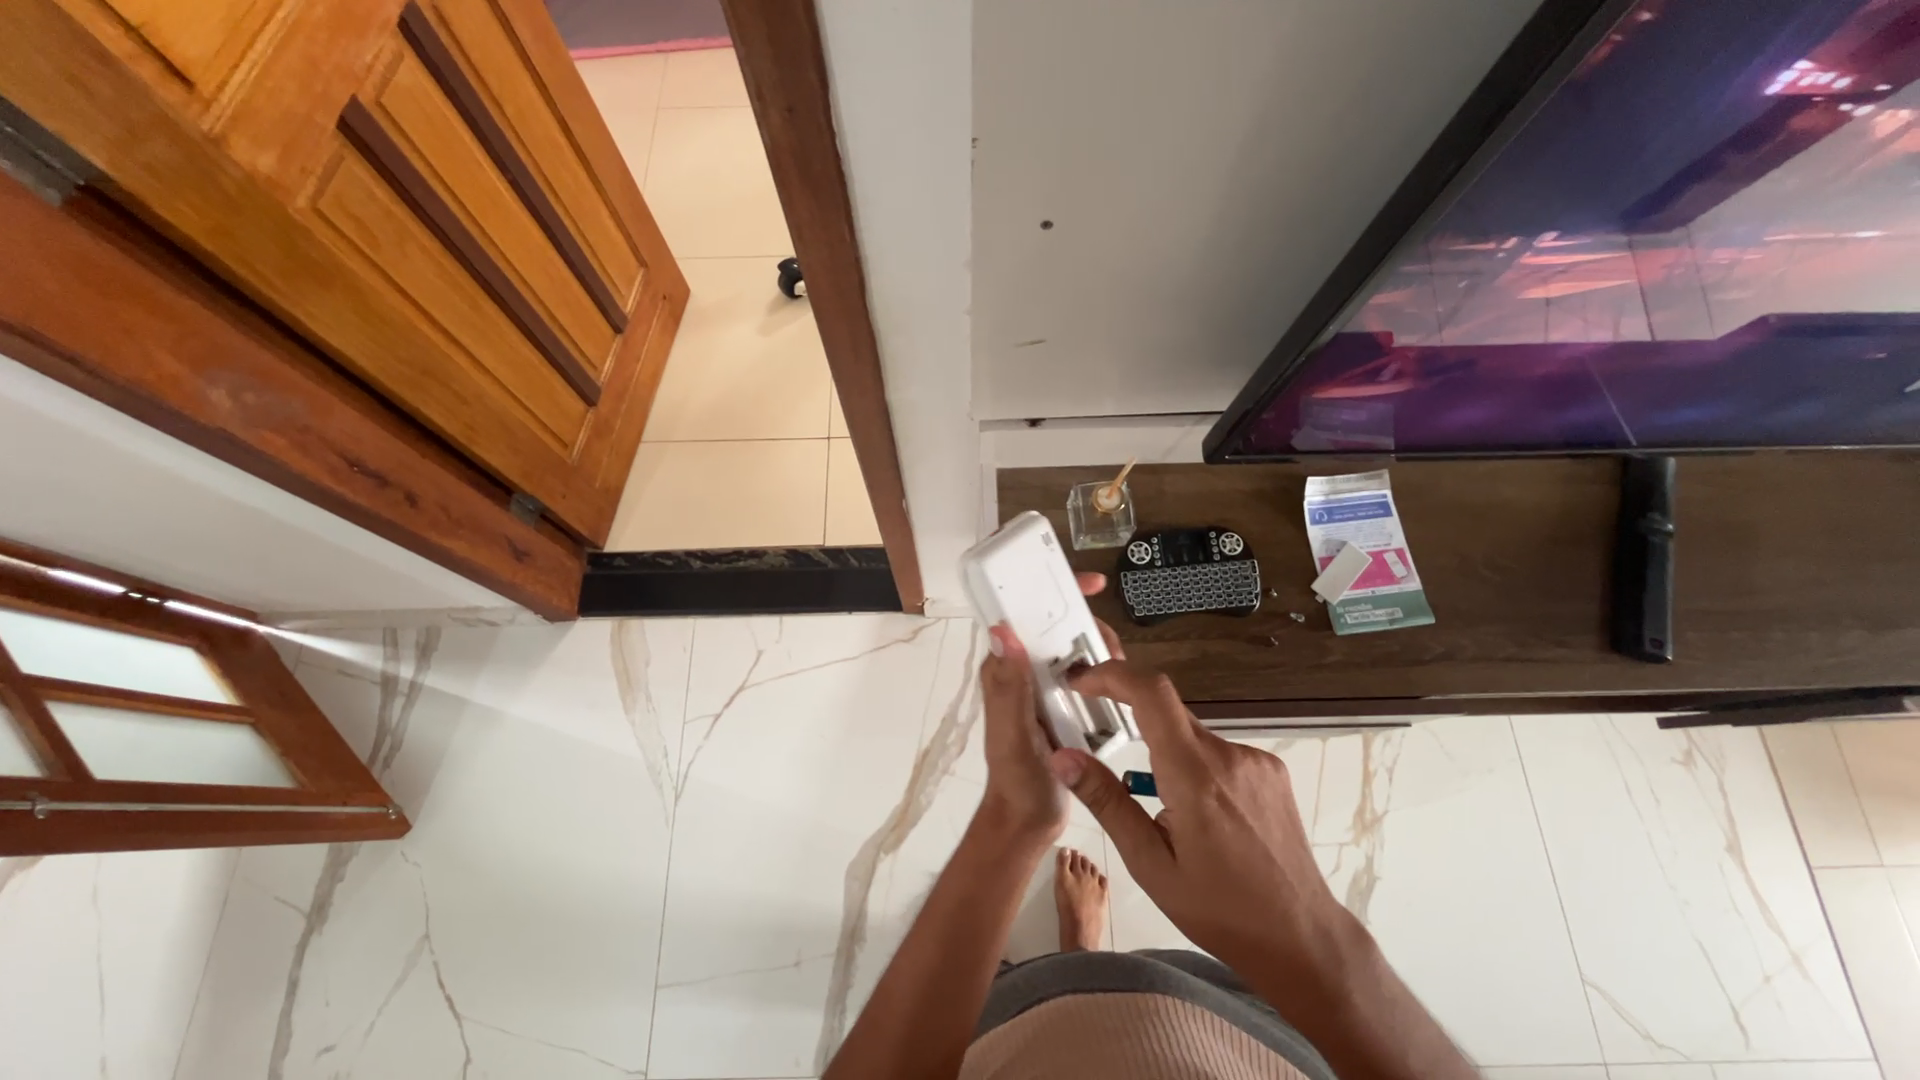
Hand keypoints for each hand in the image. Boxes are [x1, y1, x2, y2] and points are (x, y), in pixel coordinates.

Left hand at [975, 573, 1120, 843]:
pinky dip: (1103, 673)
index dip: (1046, 591)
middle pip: (1052, 628)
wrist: (1028, 820)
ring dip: (1097, 648)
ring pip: (1071, 651)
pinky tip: (1120, 686)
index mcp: (1004, 672)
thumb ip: (1007, 688)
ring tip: (1119, 667)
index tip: (1085, 583)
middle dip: (1084, 623)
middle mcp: (1022, 674)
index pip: (1019, 616)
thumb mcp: (1011, 735)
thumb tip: (1002, 631)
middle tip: (1110, 645)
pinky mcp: (1061, 707)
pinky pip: (1084, 677)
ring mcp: (1042, 690)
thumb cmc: (1016, 780)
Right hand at [1046, 659, 1345, 980]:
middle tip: (1104, 747)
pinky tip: (1202, 817)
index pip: (1151, 693)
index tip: (1082, 682)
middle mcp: (1229, 756)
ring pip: (1192, 735)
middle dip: (1132, 719)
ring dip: (1167, 755)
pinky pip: (1219, 752)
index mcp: (1194, 777)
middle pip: (1169, 713)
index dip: (1112, 675)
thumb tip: (1063, 758)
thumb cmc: (1220, 910)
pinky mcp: (1271, 771)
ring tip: (1168, 815)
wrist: (1301, 936)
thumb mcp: (1150, 864)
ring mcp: (1256, 761)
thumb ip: (1106, 803)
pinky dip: (1196, 768)